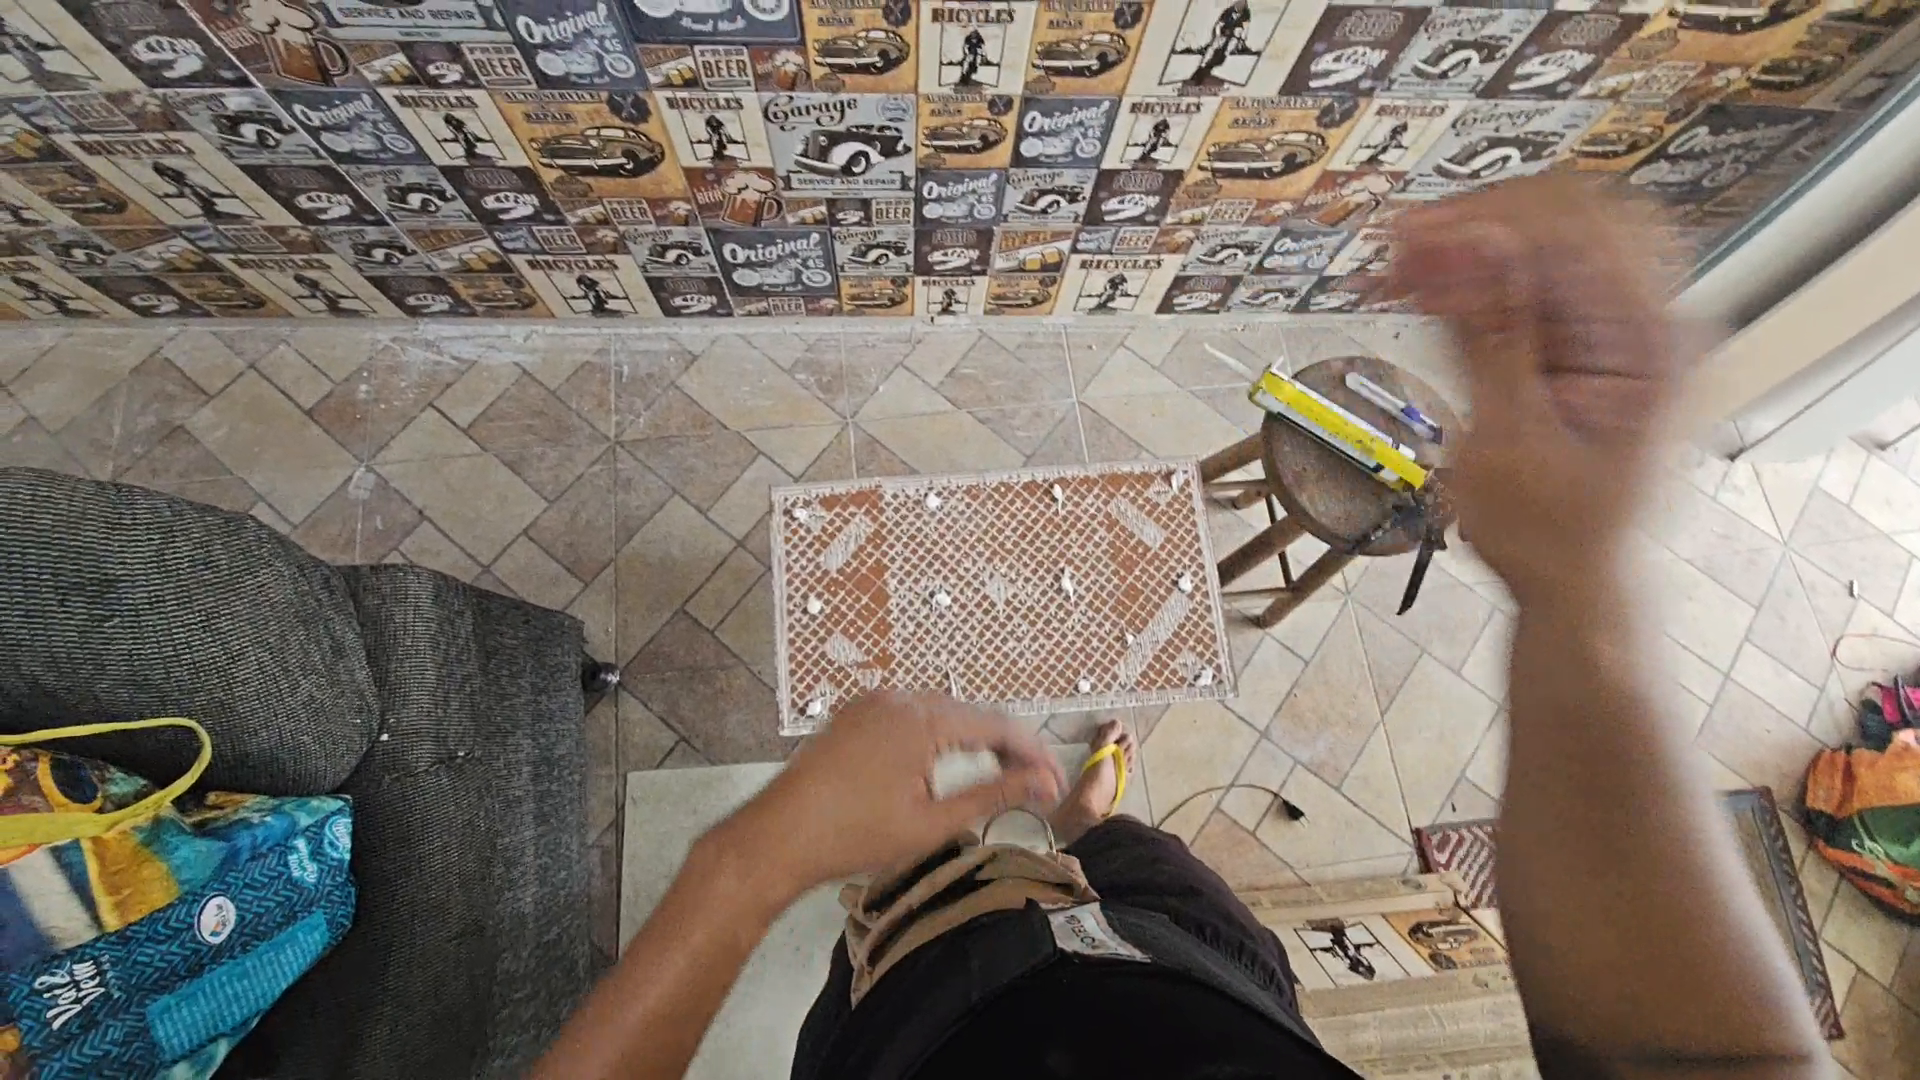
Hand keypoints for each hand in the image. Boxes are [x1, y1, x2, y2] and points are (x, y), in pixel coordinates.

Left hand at [713, 692, 1067, 896]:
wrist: (777, 836)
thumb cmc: (856, 836)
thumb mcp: (932, 822)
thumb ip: (992, 794)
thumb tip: (1043, 781)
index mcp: (924, 719)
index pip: (998, 725)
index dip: (1034, 753)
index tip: (1056, 783)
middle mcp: (902, 697)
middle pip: (972, 713)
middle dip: (1007, 746)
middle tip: (1034, 785)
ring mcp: (875, 701)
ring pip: (942, 712)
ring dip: (974, 740)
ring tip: (997, 776)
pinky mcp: (857, 712)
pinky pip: (912, 715)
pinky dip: (939, 735)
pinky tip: (945, 762)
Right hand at [1387, 176, 1687, 606]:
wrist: (1568, 577)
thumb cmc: (1543, 529)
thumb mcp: (1508, 437)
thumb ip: (1496, 337)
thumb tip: (1478, 251)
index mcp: (1644, 343)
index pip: (1574, 232)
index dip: (1485, 220)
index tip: (1407, 234)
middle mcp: (1644, 323)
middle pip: (1569, 224)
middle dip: (1476, 226)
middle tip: (1396, 248)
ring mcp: (1618, 333)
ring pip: (1547, 251)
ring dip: (1468, 252)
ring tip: (1396, 269)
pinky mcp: (1586, 349)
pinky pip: (1532, 292)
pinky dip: (1477, 285)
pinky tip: (1425, 291)